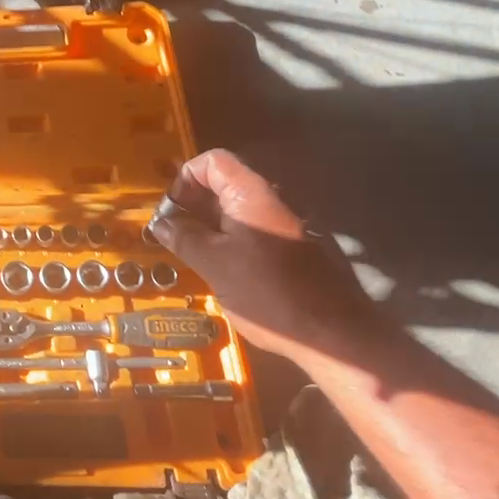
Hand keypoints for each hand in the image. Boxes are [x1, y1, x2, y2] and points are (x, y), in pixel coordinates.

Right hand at [146, 149, 382, 363]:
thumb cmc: (268, 294)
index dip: (186, 178)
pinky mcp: (305, 246)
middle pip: (228, 183)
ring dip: (217, 226)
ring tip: (202, 257)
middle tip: (181, 236)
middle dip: (198, 205)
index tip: (175, 212)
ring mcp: (295, 222)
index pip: (212, 160)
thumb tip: (160, 221)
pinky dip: (240, 241)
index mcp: (253, 192)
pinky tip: (233, 273)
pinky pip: (262, 229)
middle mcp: (277, 198)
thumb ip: (183, 237)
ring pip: (244, 210)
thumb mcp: (213, 265)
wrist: (338, 338)